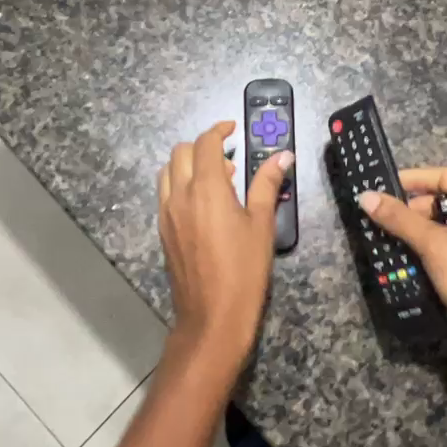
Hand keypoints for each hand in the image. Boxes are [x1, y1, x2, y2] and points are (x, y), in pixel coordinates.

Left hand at [157, 122, 291, 376]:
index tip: (233, 129)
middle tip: (229, 156)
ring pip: (168, 172)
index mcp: (206, 189)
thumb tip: (283, 155)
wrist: (212, 317)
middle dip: (202, 146)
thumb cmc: (244, 270)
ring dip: (188, 164)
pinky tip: (205, 204)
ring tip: (217, 179)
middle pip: (180, 152)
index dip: (219, 130)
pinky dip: (181, 184)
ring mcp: (167, 214)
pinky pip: (166, 194)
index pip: (205, 144)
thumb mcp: (262, 224)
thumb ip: (267, 184)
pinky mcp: (163, 232)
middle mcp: (180, 196)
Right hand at [356, 168, 446, 369]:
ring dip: (414, 230)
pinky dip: (422, 249)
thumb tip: (366, 196)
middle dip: (411, 207)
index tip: (387, 186)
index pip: (445, 176)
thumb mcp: (432, 243)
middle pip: (442, 201)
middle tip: (383, 216)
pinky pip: (442, 249)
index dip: (416, 178)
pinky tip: (400, 257)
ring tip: (385, 235)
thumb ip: (399, 218)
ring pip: (440, 227)